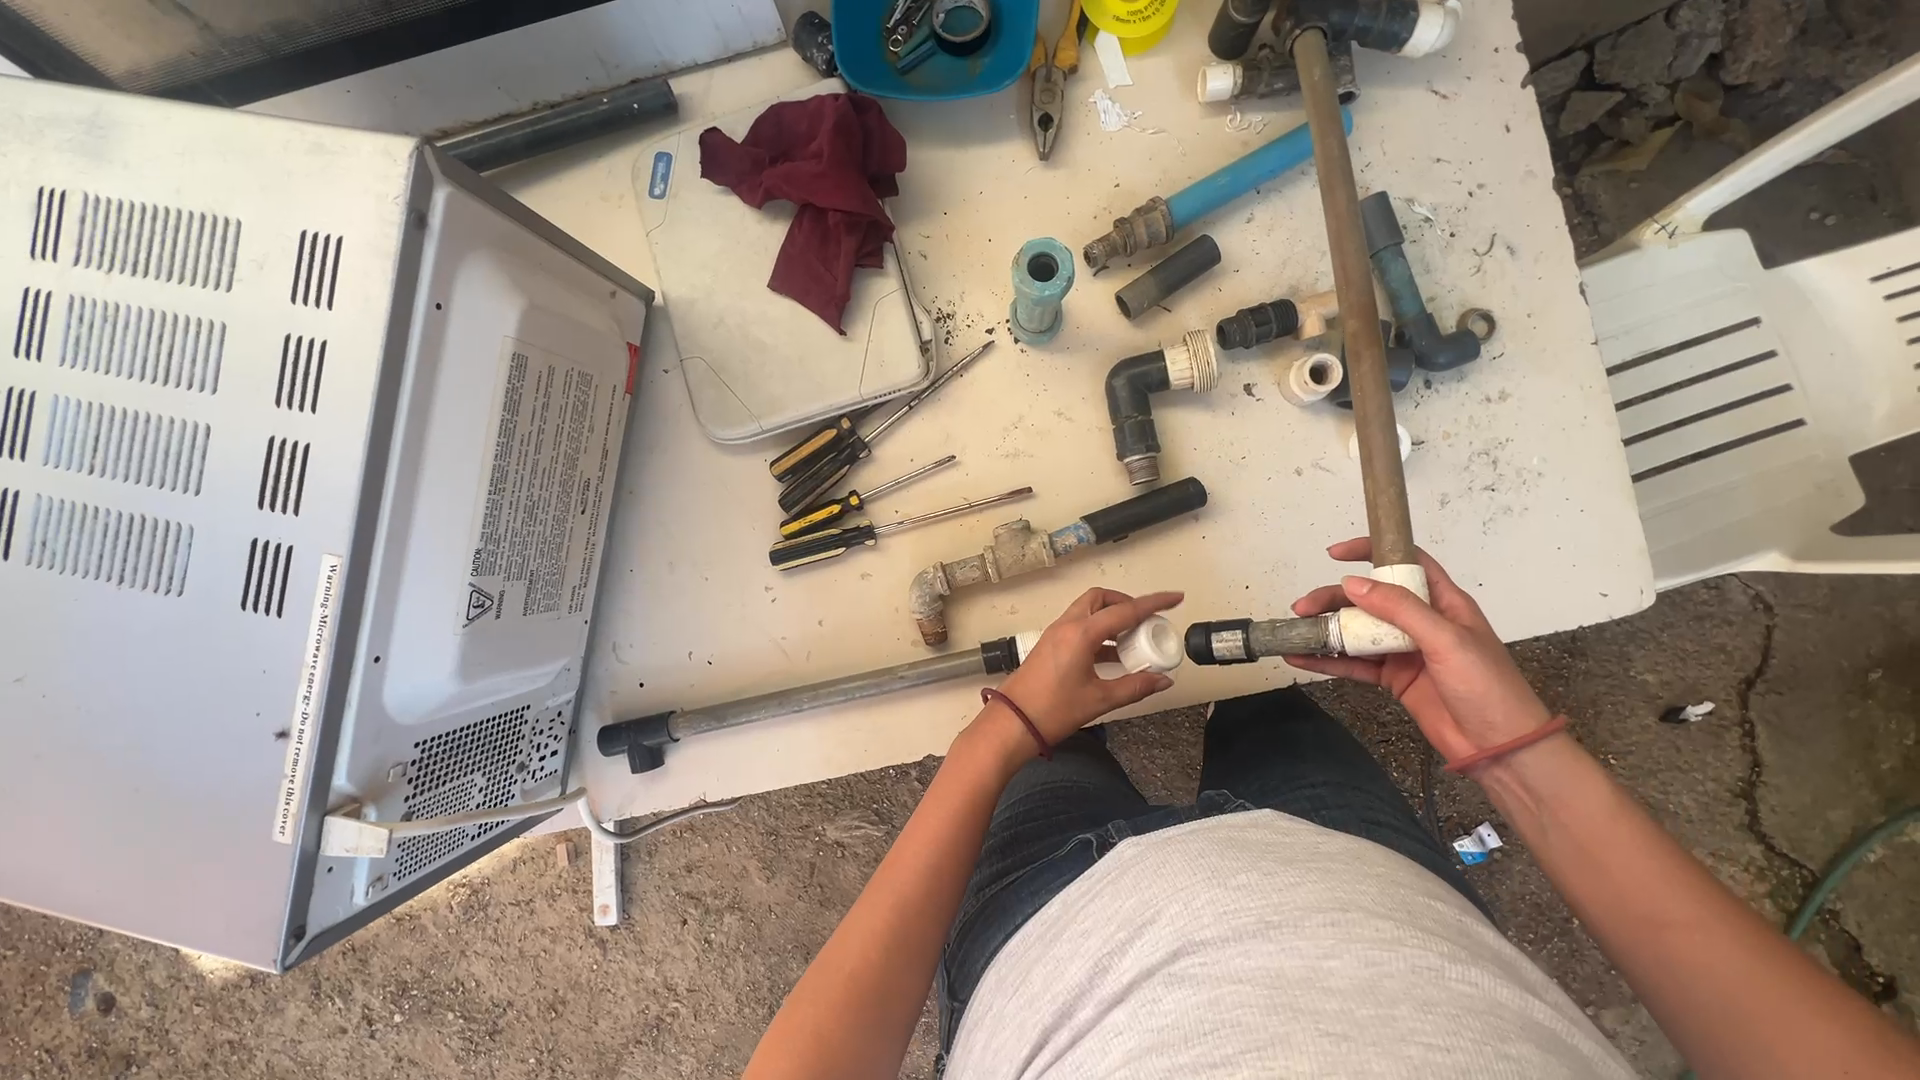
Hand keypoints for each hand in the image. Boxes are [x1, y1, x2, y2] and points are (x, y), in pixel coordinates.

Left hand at [985, 588, 1183, 747]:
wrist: (1012, 722)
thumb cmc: (1052, 710)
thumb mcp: (1100, 700)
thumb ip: (1135, 686)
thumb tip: (1163, 680)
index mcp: (1081, 634)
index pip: (1125, 610)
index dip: (1153, 603)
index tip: (1174, 598)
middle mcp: (1067, 626)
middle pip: (1100, 599)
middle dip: (1125, 603)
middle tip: (1146, 621)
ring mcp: (1055, 635)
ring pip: (1088, 612)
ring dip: (1111, 619)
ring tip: (1134, 641)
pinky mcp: (1050, 646)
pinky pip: (1079, 628)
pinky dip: (1099, 634)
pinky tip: (1114, 657)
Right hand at [1285, 538, 1552, 764]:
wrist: (1501, 747)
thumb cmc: (1486, 686)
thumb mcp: (1446, 640)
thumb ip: (1400, 609)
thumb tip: (1352, 583)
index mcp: (1443, 603)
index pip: (1405, 563)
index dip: (1371, 552)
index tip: (1335, 554)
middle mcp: (1421, 622)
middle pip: (1370, 600)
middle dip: (1334, 599)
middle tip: (1302, 608)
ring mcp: (1405, 651)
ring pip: (1357, 631)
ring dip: (1326, 629)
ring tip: (1296, 632)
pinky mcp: (1393, 679)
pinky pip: (1355, 664)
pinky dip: (1328, 661)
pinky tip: (1302, 659)